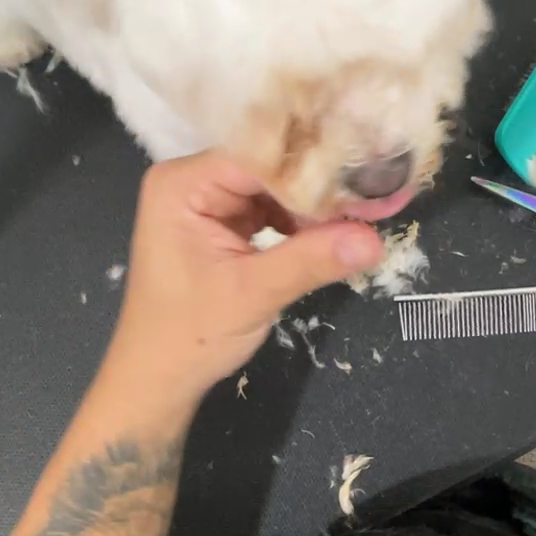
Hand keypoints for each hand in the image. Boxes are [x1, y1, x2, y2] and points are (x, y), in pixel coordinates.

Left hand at [107, 150, 384, 400]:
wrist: (159, 378)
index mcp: (183, 184)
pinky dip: (300, 225)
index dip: (314, 169)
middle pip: (269, 169)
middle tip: (376, 197)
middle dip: (320, 188)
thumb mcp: (253, 294)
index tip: (366, 181)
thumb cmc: (190, 336)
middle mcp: (192, 182)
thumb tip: (374, 240)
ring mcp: (207, 204)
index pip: (260, 157)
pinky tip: (332, 235)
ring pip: (274, 191)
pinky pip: (270, 213)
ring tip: (362, 216)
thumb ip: (311, 261)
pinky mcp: (221, 227)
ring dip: (315, 208)